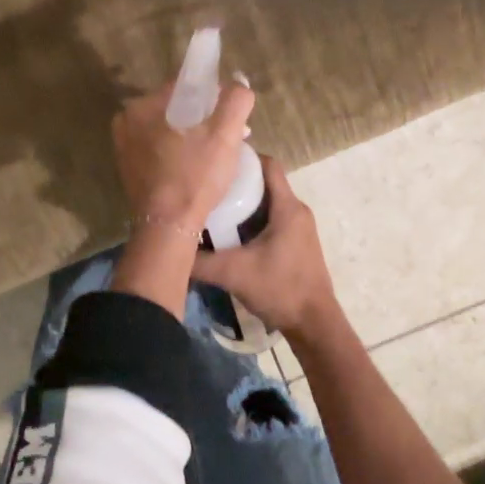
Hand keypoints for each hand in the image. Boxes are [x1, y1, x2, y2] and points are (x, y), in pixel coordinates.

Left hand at [112, 81, 254, 231]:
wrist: (168, 227)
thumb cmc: (195, 176)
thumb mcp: (224, 135)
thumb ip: (236, 101)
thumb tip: (239, 83)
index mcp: (142, 106)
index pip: (184, 88)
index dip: (213, 97)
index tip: (232, 117)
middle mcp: (126, 122)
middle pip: (176, 110)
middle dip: (204, 119)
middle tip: (230, 138)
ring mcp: (124, 148)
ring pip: (168, 131)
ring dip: (193, 137)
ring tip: (218, 155)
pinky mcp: (129, 170)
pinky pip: (159, 151)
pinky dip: (178, 153)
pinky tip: (197, 168)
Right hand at [191, 156, 340, 339]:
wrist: (314, 324)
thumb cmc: (279, 289)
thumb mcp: (233, 273)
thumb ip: (199, 262)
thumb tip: (170, 249)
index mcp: (287, 207)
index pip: (268, 165)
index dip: (243, 159)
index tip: (216, 164)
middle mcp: (297, 211)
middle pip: (265, 183)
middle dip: (237, 183)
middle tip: (208, 190)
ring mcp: (300, 228)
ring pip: (268, 203)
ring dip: (244, 204)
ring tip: (214, 210)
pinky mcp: (298, 244)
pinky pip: (273, 220)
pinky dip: (253, 221)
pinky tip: (231, 235)